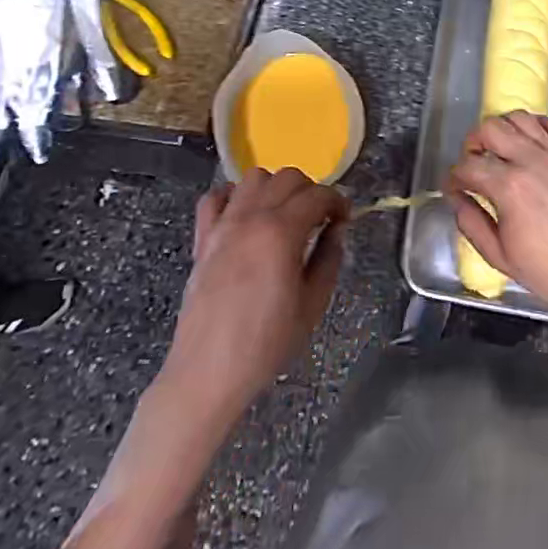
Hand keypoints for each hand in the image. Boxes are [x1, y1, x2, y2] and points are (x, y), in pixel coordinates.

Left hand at [162, 168, 347, 419]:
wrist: (209, 371)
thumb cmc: (266, 343)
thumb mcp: (313, 304)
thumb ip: (329, 258)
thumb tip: (336, 230)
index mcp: (281, 232)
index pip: (318, 194)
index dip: (338, 202)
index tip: (345, 219)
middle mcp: (250, 217)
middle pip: (287, 177)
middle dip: (310, 191)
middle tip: (320, 219)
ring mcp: (222, 225)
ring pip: (253, 177)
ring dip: (275, 188)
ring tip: (285, 216)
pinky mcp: (202, 238)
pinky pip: (216, 197)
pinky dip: (234, 197)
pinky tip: (246, 218)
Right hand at [446, 110, 547, 318]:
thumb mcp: (499, 255)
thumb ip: (471, 223)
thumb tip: (457, 199)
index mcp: (509, 187)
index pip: (468, 166)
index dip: (453, 177)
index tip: (454, 188)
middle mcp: (531, 162)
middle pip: (489, 129)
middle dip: (472, 144)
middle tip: (472, 165)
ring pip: (518, 117)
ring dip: (500, 130)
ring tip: (496, 151)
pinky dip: (531, 126)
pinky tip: (525, 144)